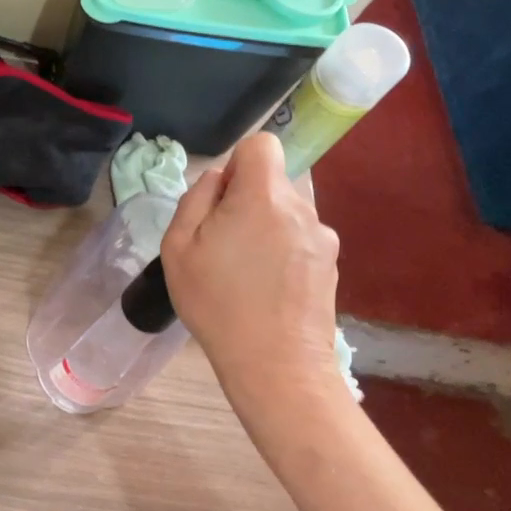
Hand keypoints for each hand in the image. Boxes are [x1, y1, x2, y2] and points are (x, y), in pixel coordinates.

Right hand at [162, 133, 343, 424]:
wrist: (276, 365)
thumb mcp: (179, 247)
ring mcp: (322, 237)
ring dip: (265, 227)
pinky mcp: (331, 264)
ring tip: (244, 271)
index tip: (221, 199)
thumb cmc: (217, 303)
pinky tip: (266, 289)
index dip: (238, 162)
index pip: (262, 144)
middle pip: (273, 181)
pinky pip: (300, 239)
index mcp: (263, 196)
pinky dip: (282, 252)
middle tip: (221, 243)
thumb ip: (195, 200)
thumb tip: (218, 181)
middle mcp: (301, 208)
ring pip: (286, 212)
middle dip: (247, 199)